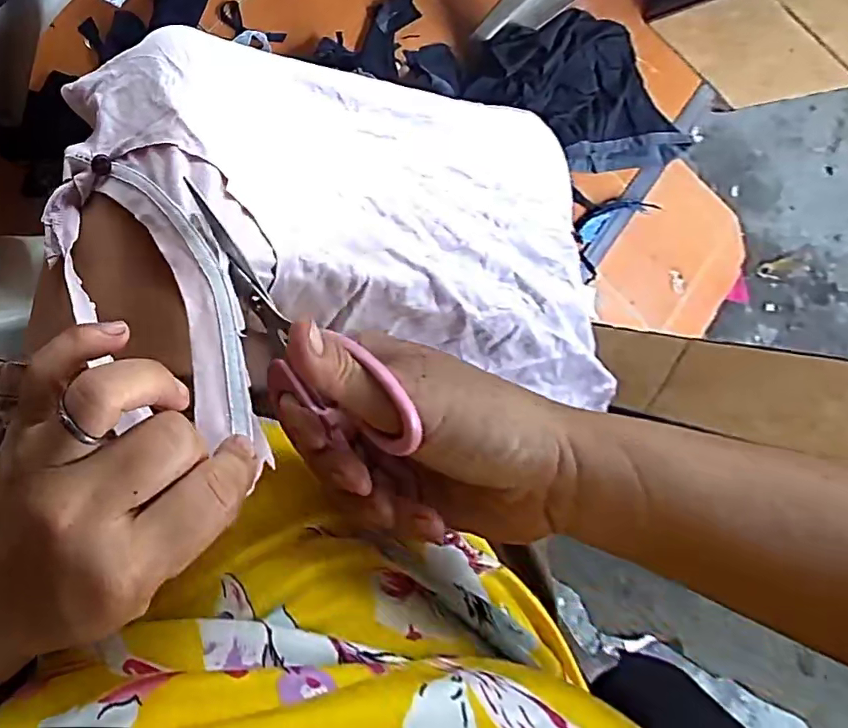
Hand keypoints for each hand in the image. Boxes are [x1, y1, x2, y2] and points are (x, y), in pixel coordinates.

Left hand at [0, 322, 254, 678]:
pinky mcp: (19, 429)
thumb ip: (193, 527)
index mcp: (120, 567)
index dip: (234, 468)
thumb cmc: (69, 601)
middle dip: (192, 443)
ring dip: (155, 384)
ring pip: (110, 393)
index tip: (238, 455)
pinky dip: (83, 340)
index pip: (206, 497)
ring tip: (169, 397)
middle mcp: (79, 510)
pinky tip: (119, 335)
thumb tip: (239, 459)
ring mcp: (42, 461)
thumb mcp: (142, 591)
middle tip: (182, 456)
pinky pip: (47, 369)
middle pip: (169, 440)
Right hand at [275, 323, 586, 545]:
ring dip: (366, 498)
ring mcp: (382, 445)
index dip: (300, 411)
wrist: (553, 480)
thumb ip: (346, 375)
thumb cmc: (482, 421)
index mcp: (364, 368)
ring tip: (404, 508)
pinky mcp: (399, 484)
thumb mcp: (411, 400)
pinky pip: (371, 504)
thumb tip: (294, 327)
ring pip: (339, 475)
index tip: (322, 436)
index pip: (302, 381)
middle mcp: (366, 403)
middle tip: (363, 482)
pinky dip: (396, 516)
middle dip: (335, 464)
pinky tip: (429, 519)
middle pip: (315, 434)